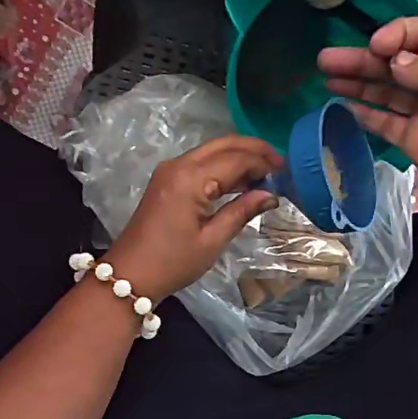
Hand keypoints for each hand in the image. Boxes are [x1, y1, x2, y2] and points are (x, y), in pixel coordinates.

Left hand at [105, 135, 282, 299]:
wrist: (130, 274)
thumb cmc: (173, 262)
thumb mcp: (212, 240)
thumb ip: (241, 212)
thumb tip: (270, 195)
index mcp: (191, 178)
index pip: (236, 159)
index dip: (262, 162)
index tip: (286, 171)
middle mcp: (179, 165)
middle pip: (223, 144)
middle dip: (253, 150)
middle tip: (279, 163)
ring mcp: (170, 170)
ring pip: (211, 150)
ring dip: (238, 156)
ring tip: (265, 173)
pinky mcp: (166, 179)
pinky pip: (200, 162)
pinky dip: (222, 166)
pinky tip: (240, 181)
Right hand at [318, 15, 417, 213]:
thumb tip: (394, 61)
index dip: (398, 34)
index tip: (376, 44)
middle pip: (398, 62)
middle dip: (364, 58)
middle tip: (329, 58)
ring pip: (386, 91)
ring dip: (358, 82)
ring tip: (328, 76)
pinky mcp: (416, 140)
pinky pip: (385, 122)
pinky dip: (365, 113)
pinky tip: (343, 104)